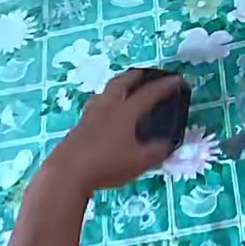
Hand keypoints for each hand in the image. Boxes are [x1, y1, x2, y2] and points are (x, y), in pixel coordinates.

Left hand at [36, 69, 184, 199]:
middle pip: (122, 83)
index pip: (149, 93)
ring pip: (106, 90)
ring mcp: (91, 114)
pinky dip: (106, 99)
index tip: (177, 80)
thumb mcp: (138, 162)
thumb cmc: (106, 165)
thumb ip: (156, 152)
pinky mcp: (79, 124)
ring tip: (123, 86)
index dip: (165, 86)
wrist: (67, 172)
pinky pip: (96, 103)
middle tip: (146, 73)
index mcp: (126, 112)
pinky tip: (104, 110)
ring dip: (118, 84)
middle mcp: (108, 106)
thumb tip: (167, 144)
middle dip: (136, 76)